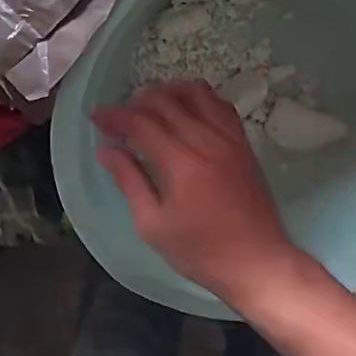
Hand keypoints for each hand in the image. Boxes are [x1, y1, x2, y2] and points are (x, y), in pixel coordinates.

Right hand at [93, 83, 308, 306]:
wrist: (258, 263)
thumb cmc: (200, 251)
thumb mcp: (153, 225)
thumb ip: (129, 181)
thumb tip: (105, 150)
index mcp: (181, 163)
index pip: (140, 122)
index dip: (114, 116)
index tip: (96, 118)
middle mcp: (206, 141)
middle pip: (165, 101)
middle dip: (135, 103)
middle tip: (120, 120)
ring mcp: (229, 139)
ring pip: (195, 93)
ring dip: (167, 93)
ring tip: (151, 109)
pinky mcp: (243, 143)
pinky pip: (220, 104)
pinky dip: (197, 99)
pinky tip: (185, 113)